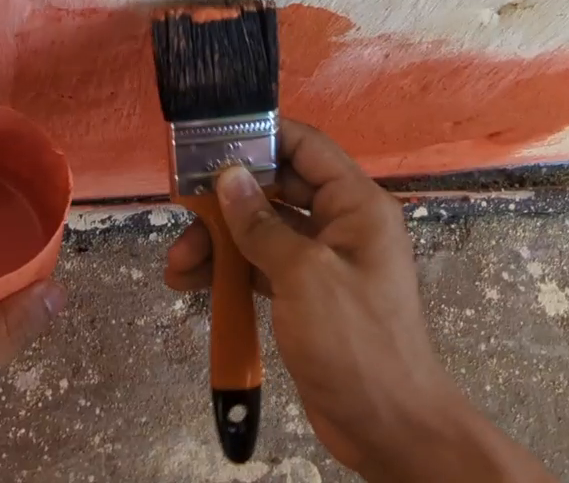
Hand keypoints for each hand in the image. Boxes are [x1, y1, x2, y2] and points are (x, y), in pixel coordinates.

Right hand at [163, 120, 553, 482]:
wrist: (391, 432)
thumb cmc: (356, 342)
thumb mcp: (304, 275)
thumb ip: (261, 223)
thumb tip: (226, 175)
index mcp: (355, 204)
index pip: (305, 146)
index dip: (260, 136)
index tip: (212, 141)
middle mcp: (339, 222)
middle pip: (274, 188)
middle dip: (226, 200)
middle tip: (182, 210)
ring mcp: (320, 259)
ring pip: (261, 229)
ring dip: (218, 240)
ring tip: (177, 264)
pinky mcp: (304, 293)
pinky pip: (259, 264)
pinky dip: (227, 270)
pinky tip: (191, 282)